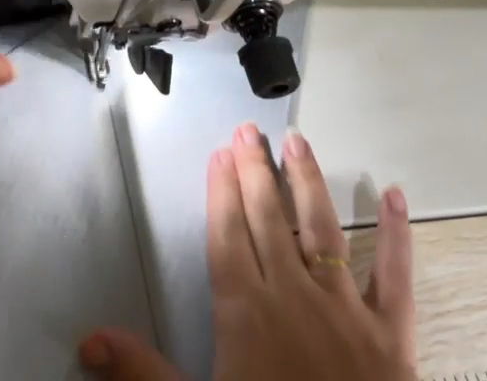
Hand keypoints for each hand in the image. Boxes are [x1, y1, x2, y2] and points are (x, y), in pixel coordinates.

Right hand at [77, 124, 416, 380]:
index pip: (227, 236)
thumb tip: (89, 339)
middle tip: (248, 131)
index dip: (221, 193)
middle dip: (255, 172)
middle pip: (268, 219)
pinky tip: (395, 194)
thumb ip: (143, 370)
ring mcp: (344, 310)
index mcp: (245, 312)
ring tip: (298, 142)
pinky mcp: (391, 333)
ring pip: (322, 230)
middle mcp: (292, 297)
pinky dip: (397, 234)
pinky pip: (395, 275)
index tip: (219, 155)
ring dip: (308, 182)